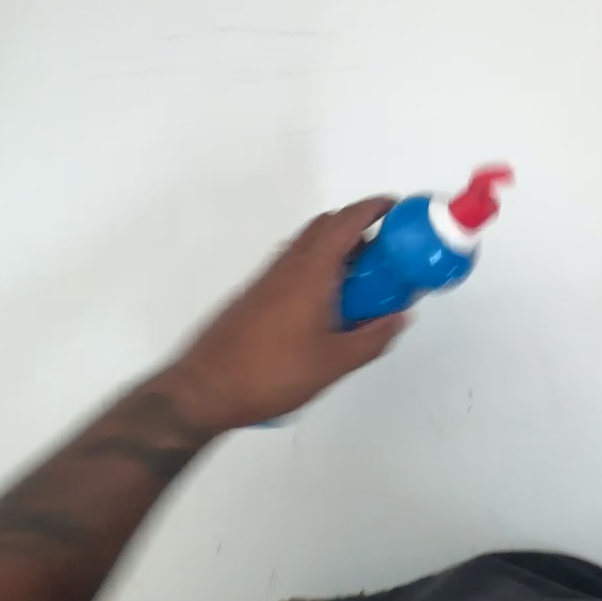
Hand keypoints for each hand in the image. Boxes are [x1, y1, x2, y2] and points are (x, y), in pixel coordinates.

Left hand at [162, 197, 409, 429]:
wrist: (200, 392)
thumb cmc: (270, 373)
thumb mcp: (333, 363)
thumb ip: (373, 338)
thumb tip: (401, 318)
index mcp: (311, 272)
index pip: (347, 221)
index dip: (375, 208)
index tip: (398, 209)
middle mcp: (288, 265)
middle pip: (327, 224)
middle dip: (359, 224)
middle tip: (384, 247)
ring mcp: (268, 278)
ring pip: (309, 244)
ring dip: (338, 246)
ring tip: (361, 278)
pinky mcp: (255, 294)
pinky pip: (295, 263)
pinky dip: (319, 265)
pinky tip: (327, 303)